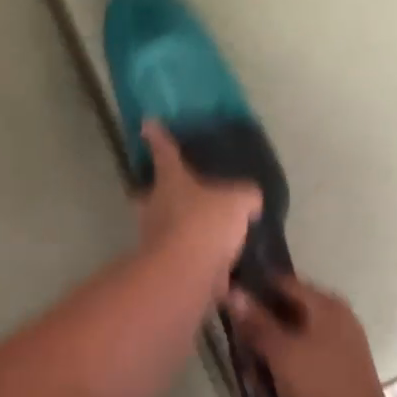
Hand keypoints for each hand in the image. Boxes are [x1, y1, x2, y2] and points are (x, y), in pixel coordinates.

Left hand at [136, 121, 262, 272]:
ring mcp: (155, 238)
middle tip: (173, 192)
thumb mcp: (238, 200)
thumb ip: (244, 196)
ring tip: (206, 232)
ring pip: (163, 226)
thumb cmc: (206, 223)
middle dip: (157, 192)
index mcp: (171, 181)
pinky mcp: (164, 267)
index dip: (159, 137)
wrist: (185, 273)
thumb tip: (249, 199)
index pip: (165, 152)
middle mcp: (156, 206)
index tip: (148, 123)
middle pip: (150, 193)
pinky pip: (182, 256)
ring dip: (179, 228)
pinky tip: (218, 266)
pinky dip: (197, 259)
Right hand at [228, 277, 396, 396]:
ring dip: (269, 353)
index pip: (283, 283)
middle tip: (236, 344)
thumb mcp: (281, 353)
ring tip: (250, 373)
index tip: (226, 303)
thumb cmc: (319, 390)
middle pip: (287, 312)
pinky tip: (268, 387)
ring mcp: (339, 349)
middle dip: (259, 327)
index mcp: (327, 306)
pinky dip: (284, 369)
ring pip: (292, 339)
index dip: (254, 289)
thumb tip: (233, 292)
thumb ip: (257, 322)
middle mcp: (337, 321)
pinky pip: (303, 360)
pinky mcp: (337, 374)